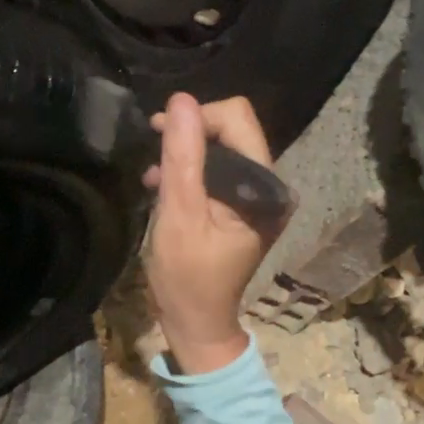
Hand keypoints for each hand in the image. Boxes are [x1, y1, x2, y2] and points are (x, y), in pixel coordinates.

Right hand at [142, 94, 283, 374]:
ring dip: (186, 155)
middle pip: (231, 130)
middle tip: (153, 151)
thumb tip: (180, 100)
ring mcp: (258, 199)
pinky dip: (192, 173)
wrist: (197, 323)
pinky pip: (219, 173)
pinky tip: (165, 186)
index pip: (236, 119)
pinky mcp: (242, 208)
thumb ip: (182, 157)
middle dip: (190, 135)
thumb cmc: (186, 277)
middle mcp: (270, 188)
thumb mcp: (179, 215)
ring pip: (222, 150)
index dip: (196, 118)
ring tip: (154, 176)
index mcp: (265, 189)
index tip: (159, 133)